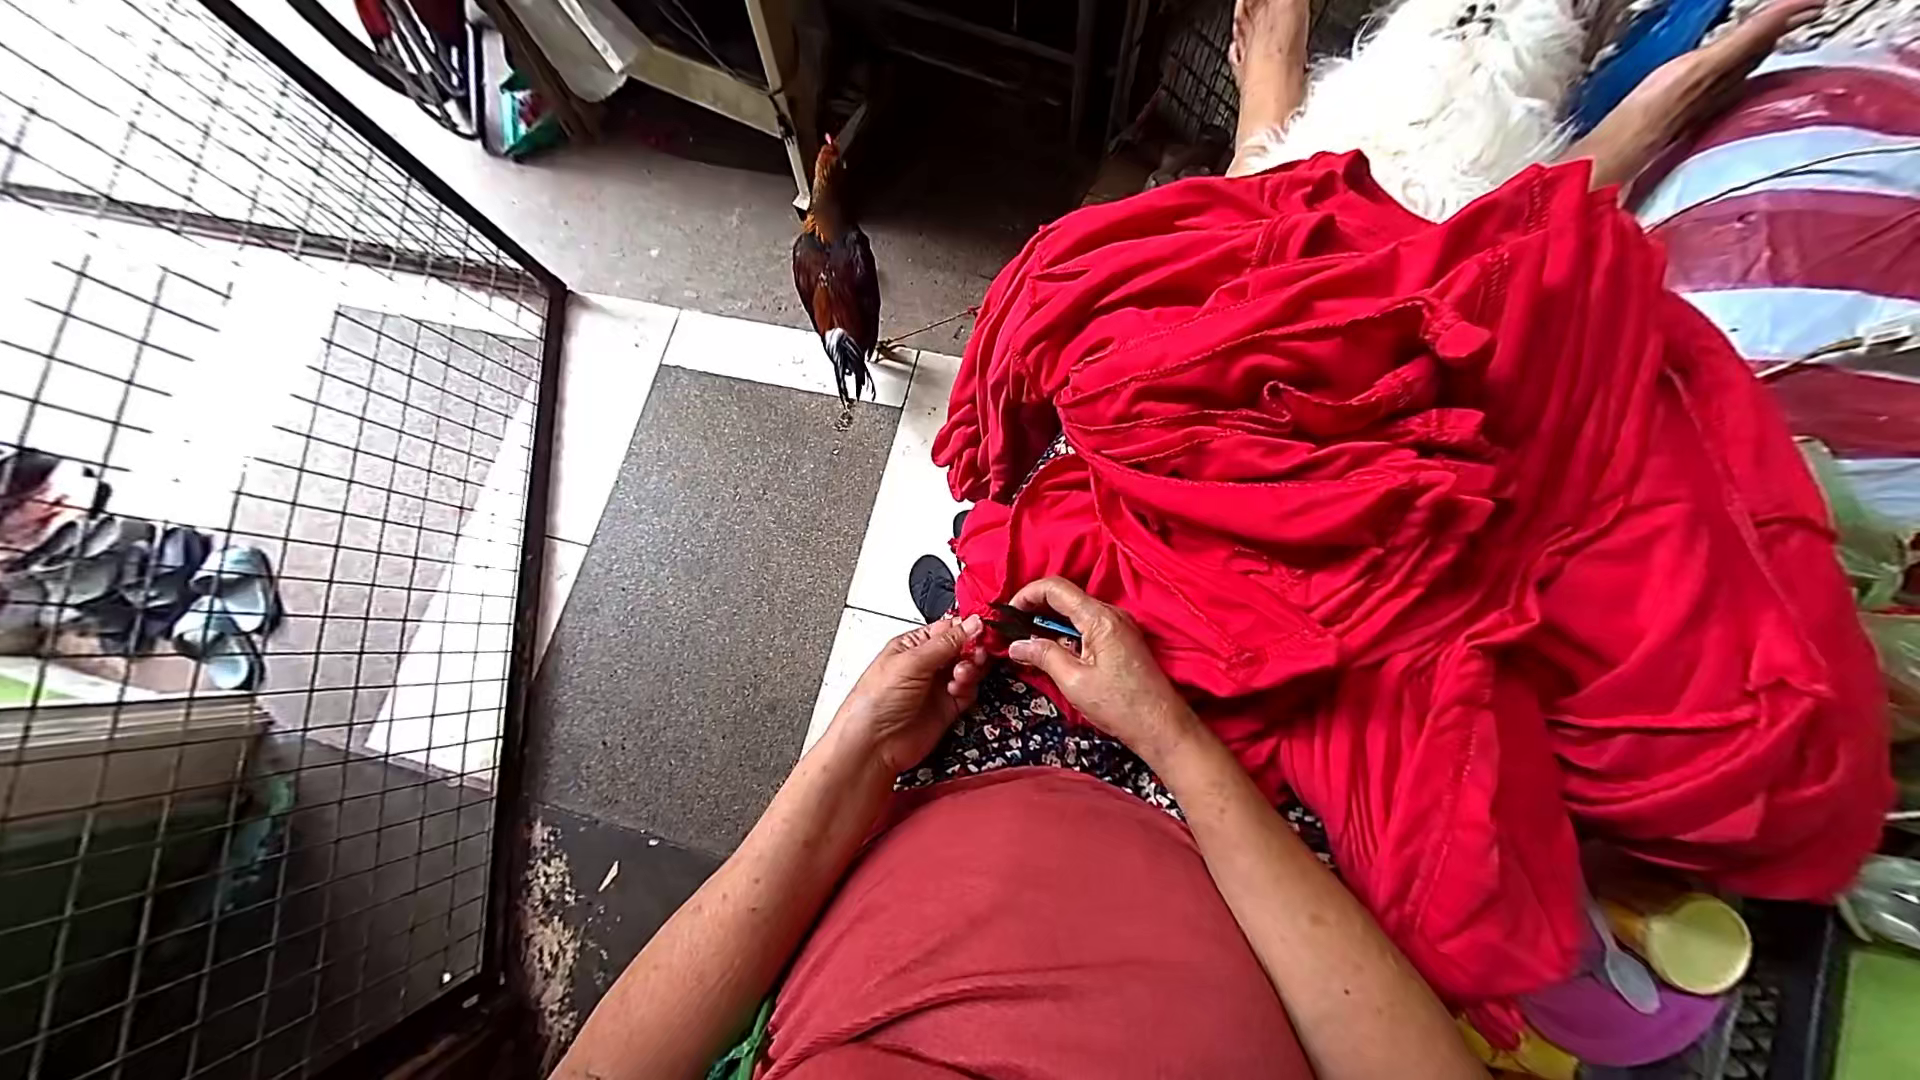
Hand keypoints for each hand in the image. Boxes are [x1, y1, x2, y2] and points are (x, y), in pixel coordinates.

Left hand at [831, 615, 989, 774]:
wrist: (874, 746)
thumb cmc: (874, 702)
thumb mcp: (911, 662)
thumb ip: (946, 642)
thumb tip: (972, 623)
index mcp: (912, 645)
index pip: (947, 628)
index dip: (966, 627)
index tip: (982, 627)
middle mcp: (926, 663)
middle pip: (962, 647)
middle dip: (972, 647)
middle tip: (976, 651)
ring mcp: (937, 685)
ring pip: (968, 668)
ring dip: (971, 667)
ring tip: (962, 672)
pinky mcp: (947, 707)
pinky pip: (969, 691)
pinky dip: (969, 687)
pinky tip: (957, 687)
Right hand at [1005, 577, 1199, 764]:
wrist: (1162, 727)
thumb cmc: (1121, 706)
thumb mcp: (1074, 681)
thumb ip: (1043, 656)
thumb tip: (1016, 645)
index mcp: (1100, 618)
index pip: (1055, 588)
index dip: (1027, 595)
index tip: (1009, 613)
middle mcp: (1111, 614)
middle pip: (1065, 598)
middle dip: (1035, 610)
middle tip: (1014, 631)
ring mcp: (1118, 625)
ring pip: (1075, 612)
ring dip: (1050, 624)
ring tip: (1029, 645)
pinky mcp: (1121, 639)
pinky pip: (1087, 626)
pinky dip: (1066, 634)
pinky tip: (1055, 654)